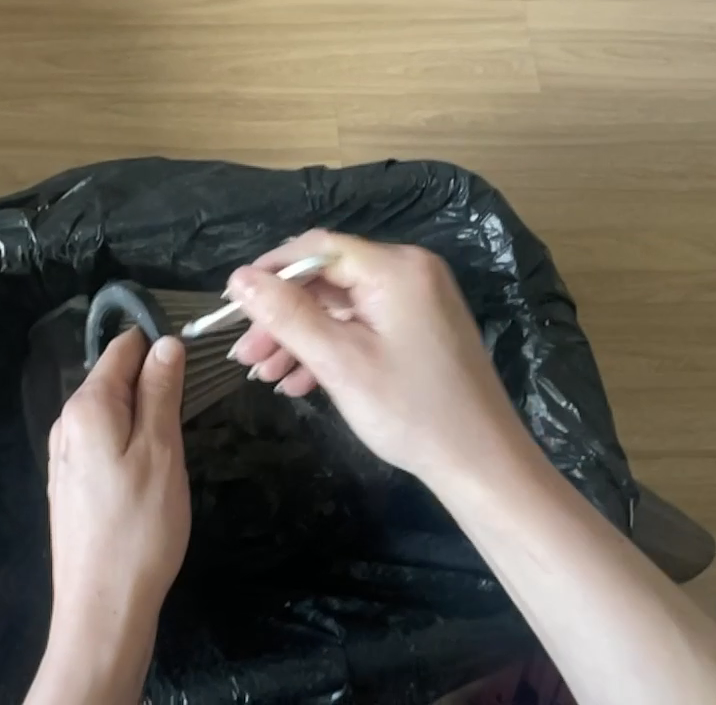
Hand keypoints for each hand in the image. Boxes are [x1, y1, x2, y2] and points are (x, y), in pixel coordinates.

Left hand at [44, 329, 189, 640]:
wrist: (102, 610)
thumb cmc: (139, 527)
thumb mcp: (161, 451)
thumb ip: (161, 390)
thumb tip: (165, 341)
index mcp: (86, 406)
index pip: (122, 348)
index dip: (157, 347)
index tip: (191, 366)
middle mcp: (66, 422)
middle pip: (115, 379)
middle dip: (152, 387)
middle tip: (186, 419)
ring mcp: (63, 455)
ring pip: (112, 412)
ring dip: (144, 418)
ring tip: (172, 451)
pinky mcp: (69, 483)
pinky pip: (103, 442)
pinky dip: (129, 444)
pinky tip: (147, 476)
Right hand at [226, 230, 534, 480]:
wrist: (484, 467)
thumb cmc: (411, 411)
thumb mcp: (338, 361)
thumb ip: (285, 314)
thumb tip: (238, 277)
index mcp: (395, 268)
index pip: (316, 248)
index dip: (269, 271)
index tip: (232, 303)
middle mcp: (408, 271)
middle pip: (326, 279)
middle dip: (281, 316)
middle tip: (246, 355)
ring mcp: (416, 300)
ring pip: (340, 306)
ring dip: (299, 337)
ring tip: (265, 374)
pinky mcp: (418, 327)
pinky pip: (361, 325)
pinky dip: (329, 347)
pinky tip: (298, 381)